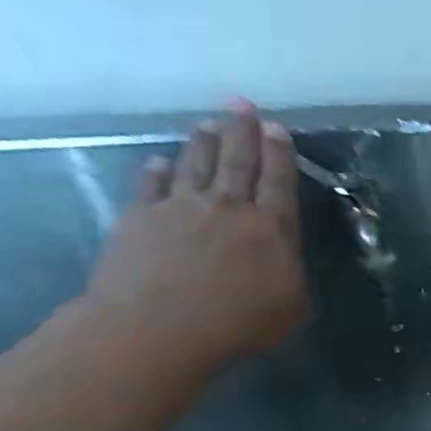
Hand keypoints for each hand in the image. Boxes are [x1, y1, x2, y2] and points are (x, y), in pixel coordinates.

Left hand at [85, 99, 309, 366]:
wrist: (159, 326)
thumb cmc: (238, 323)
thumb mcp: (291, 308)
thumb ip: (291, 276)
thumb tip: (283, 260)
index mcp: (271, 230)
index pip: (279, 183)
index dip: (280, 155)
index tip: (277, 128)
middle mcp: (227, 208)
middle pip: (237, 162)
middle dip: (242, 131)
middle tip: (242, 104)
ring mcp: (179, 208)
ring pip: (195, 165)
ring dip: (203, 142)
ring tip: (208, 123)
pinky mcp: (139, 217)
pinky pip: (150, 184)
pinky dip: (156, 170)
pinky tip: (158, 161)